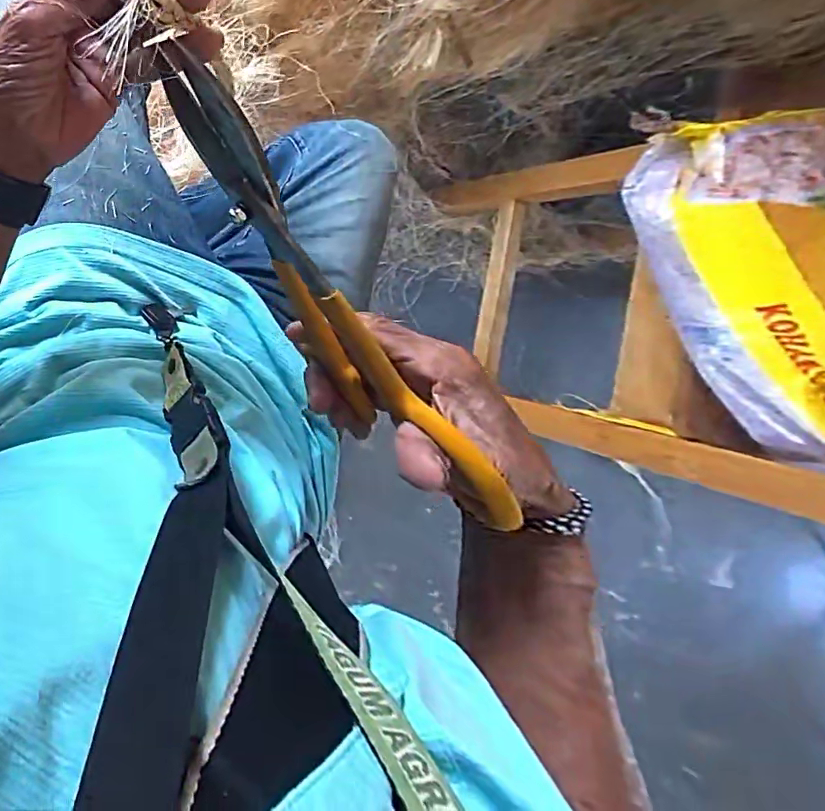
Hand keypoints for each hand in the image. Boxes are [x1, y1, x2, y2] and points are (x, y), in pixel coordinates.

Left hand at [0, 0, 223, 182]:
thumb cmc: (10, 79)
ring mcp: (108, 43)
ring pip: (153, 13)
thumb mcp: (33, 23)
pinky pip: (159, 55)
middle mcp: (87, 11)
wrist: (14, 143)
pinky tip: (206, 41)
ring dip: (181, 0)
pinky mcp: (124, 76)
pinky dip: (185, 46)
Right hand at [290, 314, 575, 521]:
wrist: (527, 495)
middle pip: (362, 344)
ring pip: (362, 360)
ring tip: (339, 421)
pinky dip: (352, 394)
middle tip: (318, 406)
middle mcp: (431, 358)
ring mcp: (424, 372)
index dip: (334, 329)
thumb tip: (408, 463)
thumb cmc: (502, 477)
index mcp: (442, 365)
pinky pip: (371, 376)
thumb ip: (432, 457)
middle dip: (330, 368)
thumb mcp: (469, 470)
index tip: (297, 335)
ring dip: (338, 385)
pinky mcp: (416, 387)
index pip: (377, 333)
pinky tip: (354, 421)